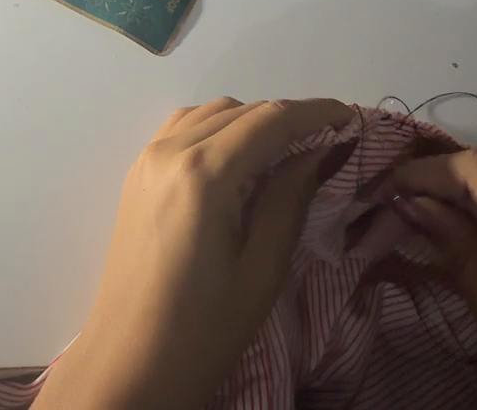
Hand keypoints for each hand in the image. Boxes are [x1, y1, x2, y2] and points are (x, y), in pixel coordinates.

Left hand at [35, 97, 352, 409]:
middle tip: (324, 144)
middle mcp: (171, 151)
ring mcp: (147, 158)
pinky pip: (183, 126)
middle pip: (241, 110)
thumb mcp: (261, 271)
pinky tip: (234, 159)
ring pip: (211, 112)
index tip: (349, 117)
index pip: (270, 120)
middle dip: (287, 118)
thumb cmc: (201, 329)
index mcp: (204, 174)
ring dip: (250, 120)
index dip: (314, 112)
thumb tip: (314, 152)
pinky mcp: (136, 172)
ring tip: (282, 154)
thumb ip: (288, 200)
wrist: (127, 365)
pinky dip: (216, 127)